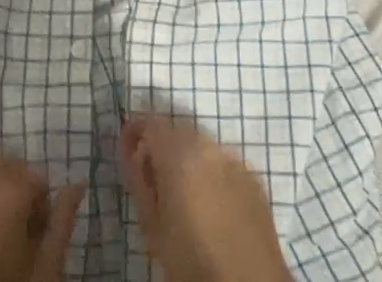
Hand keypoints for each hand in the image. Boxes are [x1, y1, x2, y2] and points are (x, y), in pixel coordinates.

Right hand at [121, 117, 292, 281]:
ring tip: (180, 192)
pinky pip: (223, 163)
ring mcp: (235, 161)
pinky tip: (209, 202)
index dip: (134, 131)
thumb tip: (133, 154)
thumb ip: (138, 180)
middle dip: (160, 145)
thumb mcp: (151, 224)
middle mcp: (209, 148)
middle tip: (151, 177)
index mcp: (180, 154)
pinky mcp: (254, 179)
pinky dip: (210, 171)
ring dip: (186, 157)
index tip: (127, 152)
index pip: (151, 121)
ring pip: (202, 146)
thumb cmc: (191, 258)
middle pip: (177, 131)